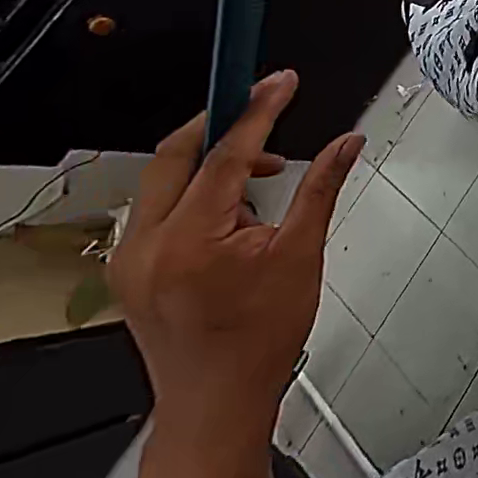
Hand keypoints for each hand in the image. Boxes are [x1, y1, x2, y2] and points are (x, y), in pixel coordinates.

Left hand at [108, 70, 362, 442]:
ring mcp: (132, 256)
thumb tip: (346, 144)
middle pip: (173, 155)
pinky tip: (239, 203)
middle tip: (261, 102)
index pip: (227, 153)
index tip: (278, 82)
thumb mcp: (302, 251)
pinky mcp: (133, 267)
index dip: (258, 110)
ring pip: (163, 179)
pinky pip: (161, 207)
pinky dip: (199, 189)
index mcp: (191, 238)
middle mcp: (147, 243)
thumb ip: (321, 187)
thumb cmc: (260, 334)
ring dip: (213, 160)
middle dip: (219, 123)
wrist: (218, 396)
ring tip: (268, 168)